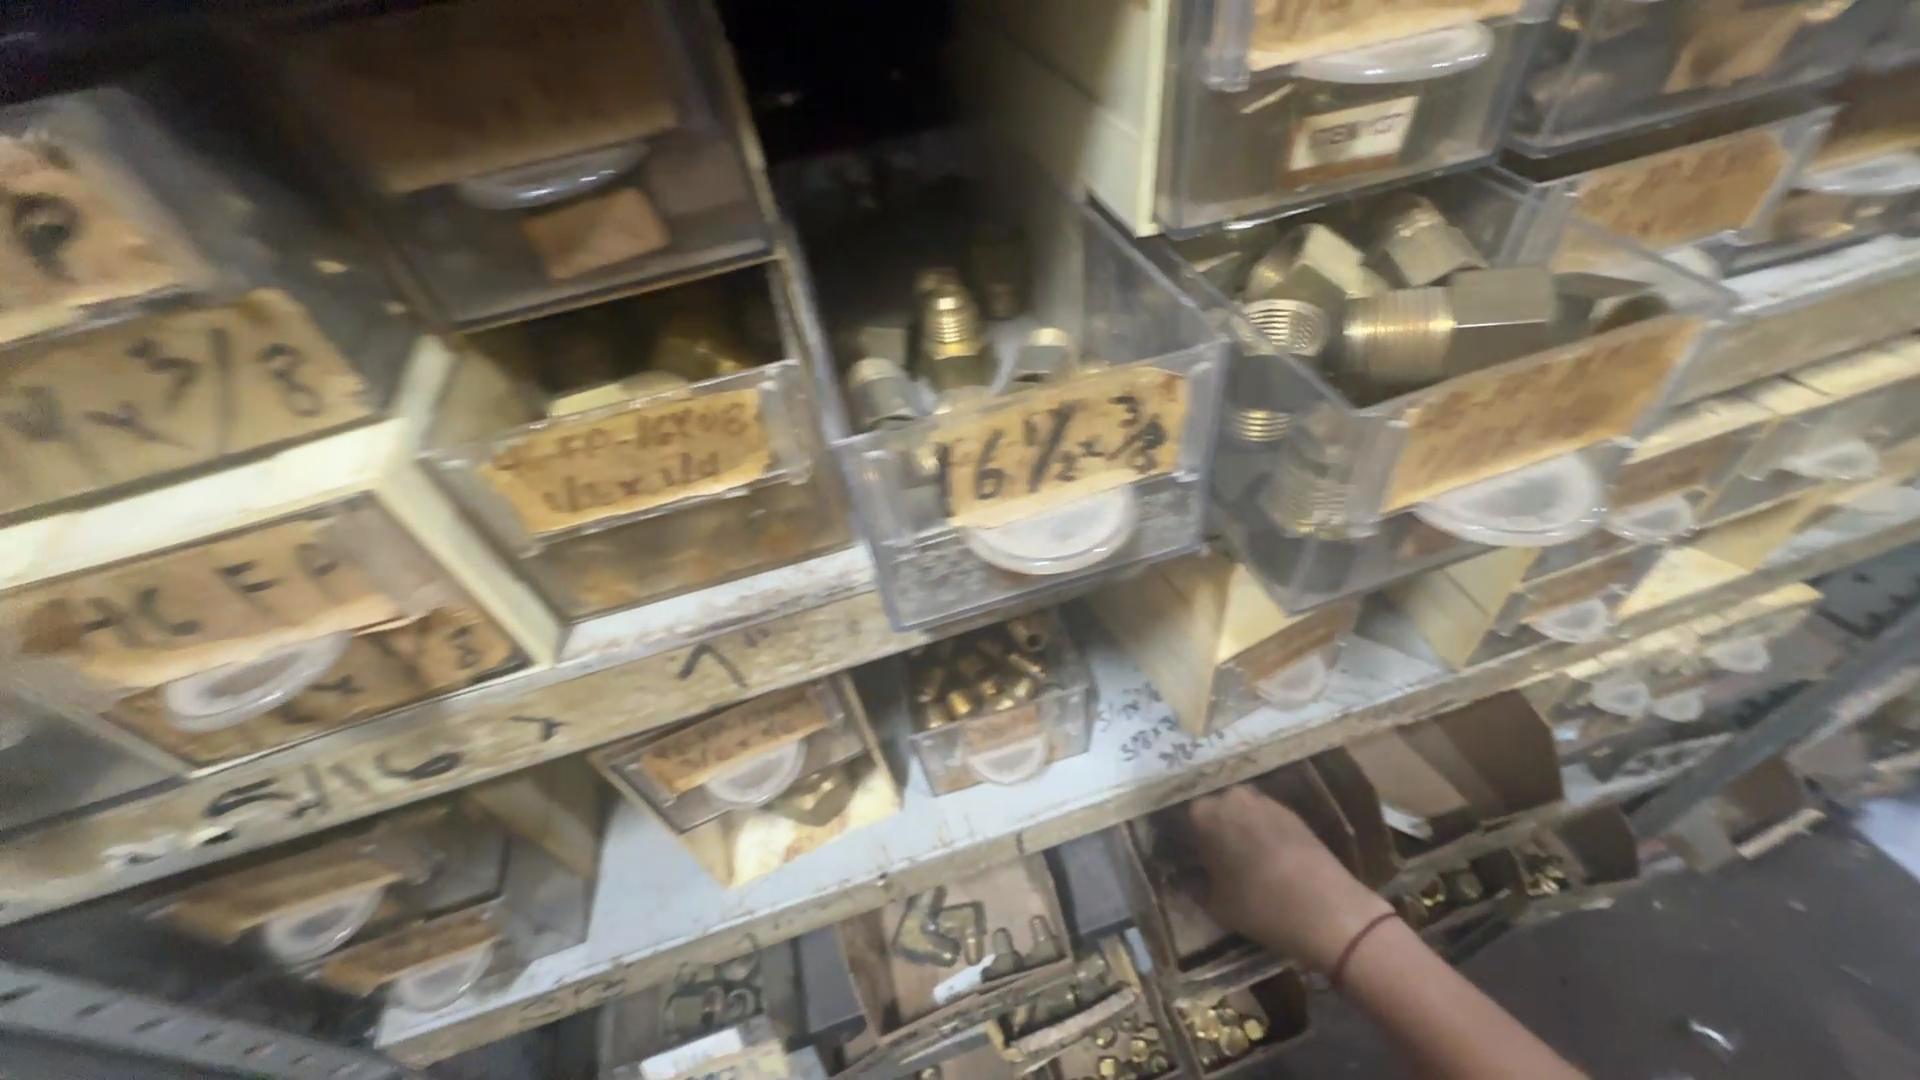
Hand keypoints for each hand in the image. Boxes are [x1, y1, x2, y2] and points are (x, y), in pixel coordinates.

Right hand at [1187, 785, 1394, 972]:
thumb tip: (1182, 876)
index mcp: (1205, 813)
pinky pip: (1264, 818)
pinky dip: (1261, 833)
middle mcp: (1232, 797)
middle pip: (1213, 810)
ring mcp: (1265, 801)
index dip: (1185, 841)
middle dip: (1211, 830)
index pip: (1184, 819)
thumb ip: (1193, 885)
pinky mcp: (1292, 812)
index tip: (1188, 860)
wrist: (1330, 911)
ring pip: (1240, 812)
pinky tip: (1267, 859)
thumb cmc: (1261, 906)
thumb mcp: (1216, 904)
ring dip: (1237, 830)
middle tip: (1214, 860)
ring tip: (1242, 860)